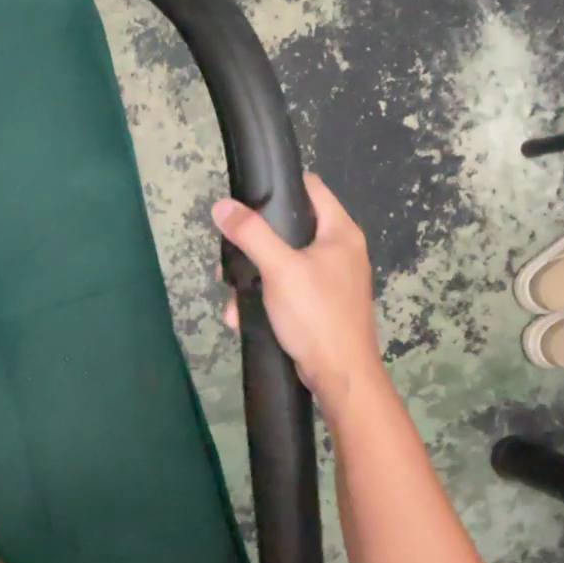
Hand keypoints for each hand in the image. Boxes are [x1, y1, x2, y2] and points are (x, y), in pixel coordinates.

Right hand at [212, 171, 383, 409]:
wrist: (340, 375)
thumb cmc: (316, 314)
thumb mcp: (279, 269)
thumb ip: (251, 234)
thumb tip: (222, 206)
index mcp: (340, 233)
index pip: (312, 189)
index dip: (280, 187)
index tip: (247, 197)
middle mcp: (341, 251)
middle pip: (291, 228)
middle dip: (255, 242)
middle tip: (230, 254)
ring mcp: (331, 280)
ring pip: (283, 262)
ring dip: (253, 277)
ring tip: (231, 292)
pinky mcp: (320, 305)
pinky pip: (286, 290)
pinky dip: (264, 299)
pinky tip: (242, 315)